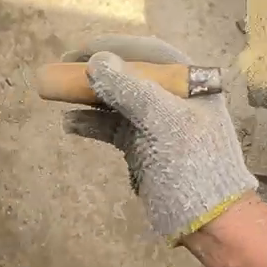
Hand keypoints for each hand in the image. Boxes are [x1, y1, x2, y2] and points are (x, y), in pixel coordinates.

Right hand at [62, 36, 256, 242]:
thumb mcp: (163, 120)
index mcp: (191, 83)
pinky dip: (91, 124)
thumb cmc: (193, 164)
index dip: (114, 46)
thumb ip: (130, 89)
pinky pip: (112, 127)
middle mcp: (174, 98)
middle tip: (63, 69)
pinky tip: (70, 124)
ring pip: (117, 101)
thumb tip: (97, 61)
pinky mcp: (143, 147)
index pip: (149, 52)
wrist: (208, 220)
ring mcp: (157, 124)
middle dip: (96, 72)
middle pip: (130, 74)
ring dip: (88, 98)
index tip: (79, 50)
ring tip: (58, 96)